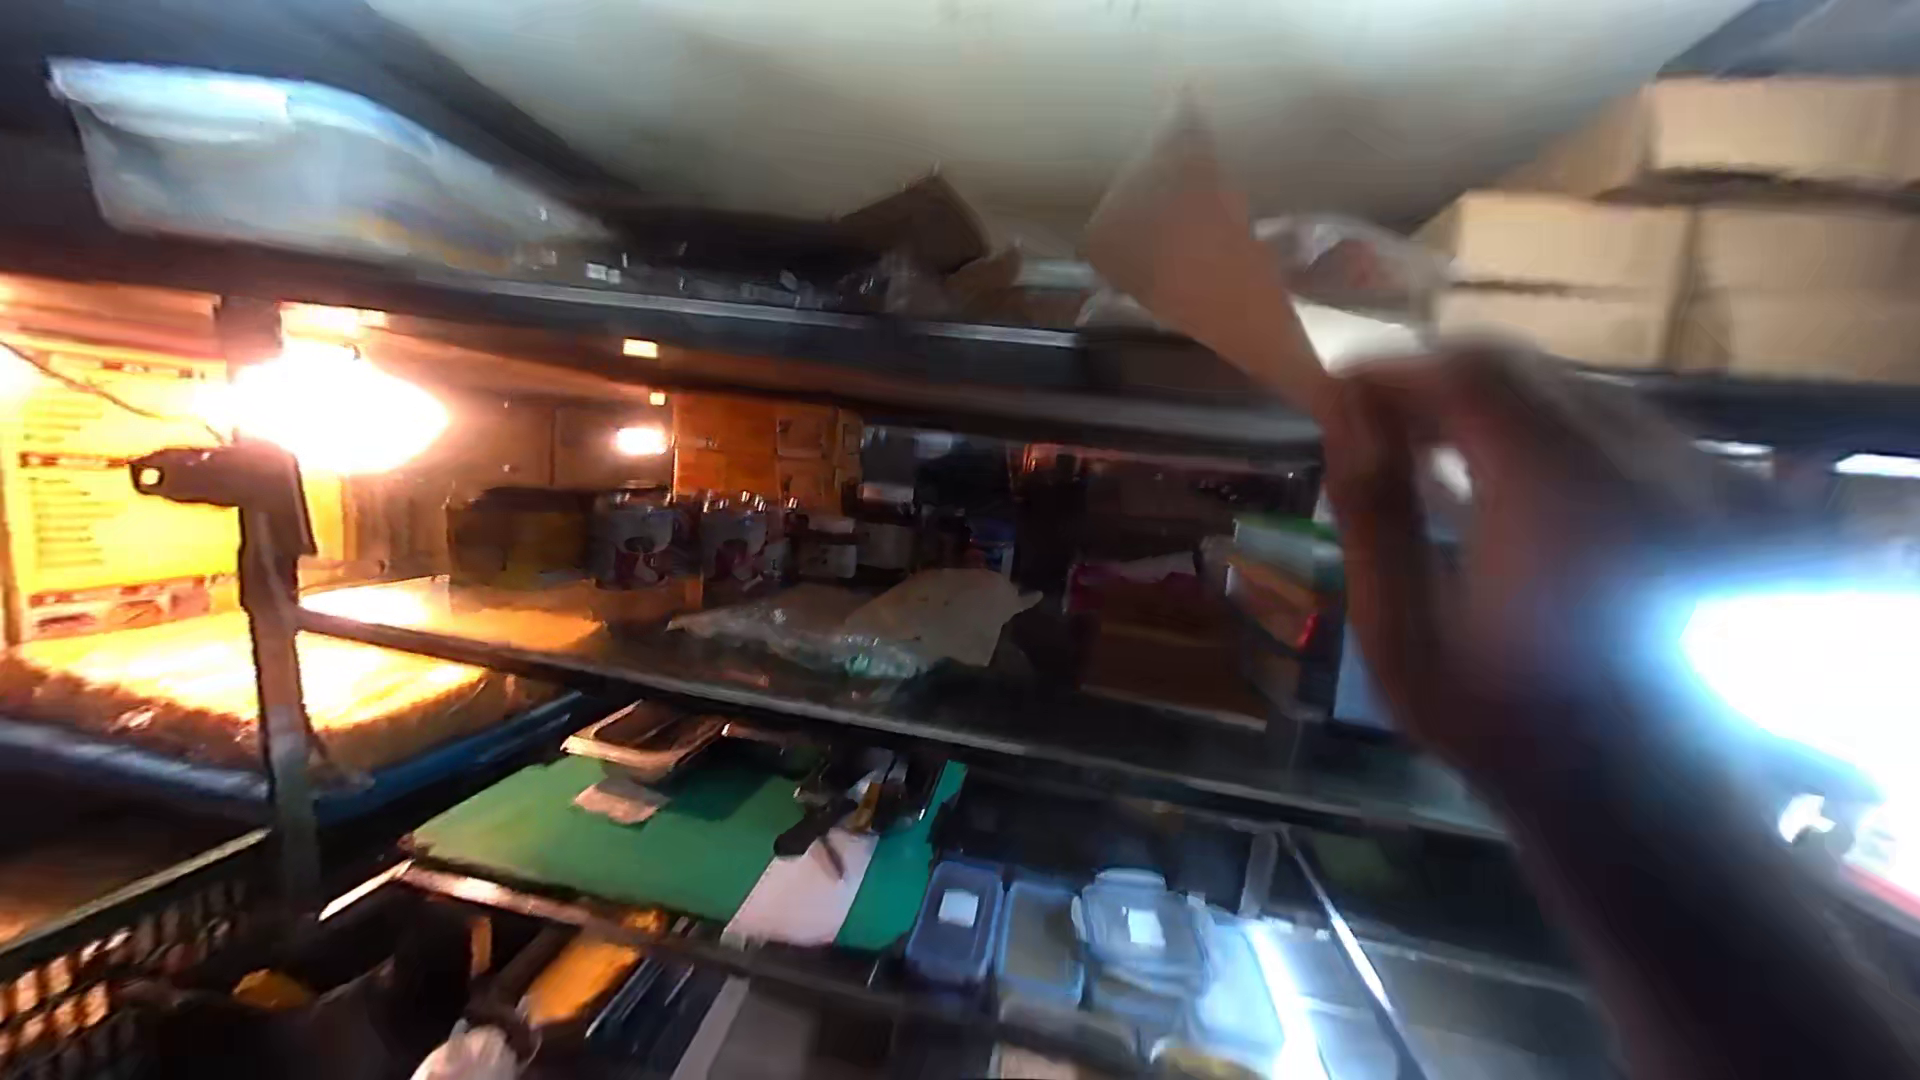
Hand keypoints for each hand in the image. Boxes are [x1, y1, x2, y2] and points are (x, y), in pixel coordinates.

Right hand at [1319, 348, 1759, 779]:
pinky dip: (1526, 427)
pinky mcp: (1710, 500)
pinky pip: (1602, 423)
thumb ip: (1374, 513)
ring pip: (1564, 389)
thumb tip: (1343, 418)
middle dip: (1427, 381)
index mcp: (1562, 504)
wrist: (1632, 797)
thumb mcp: (1397, 628)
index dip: (1390, 372)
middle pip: (1522, 370)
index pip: (1470, 378)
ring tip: (1409, 447)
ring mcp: (1696, 482)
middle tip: (1362, 425)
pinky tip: (1484, 475)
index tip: (1331, 393)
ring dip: (1474, 402)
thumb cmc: (1491, 720)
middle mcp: (1649, 472)